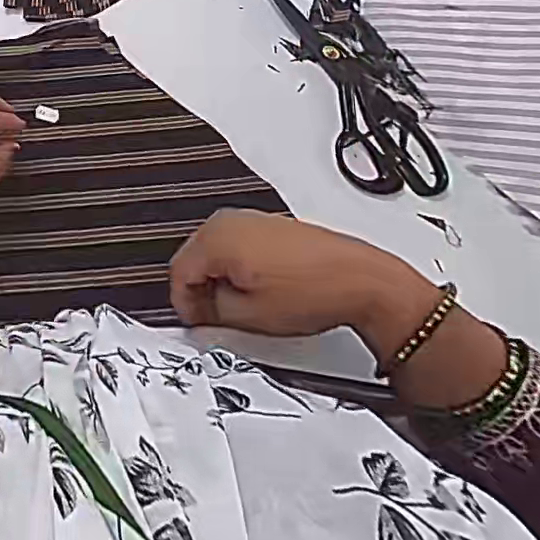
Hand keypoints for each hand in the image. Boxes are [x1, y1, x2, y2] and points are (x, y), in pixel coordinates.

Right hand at [169, 208, 436, 343]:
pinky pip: (235, 243)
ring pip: (213, 250)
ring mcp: (249, 218)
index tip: (195, 321)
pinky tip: (258, 289)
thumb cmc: (315, 291)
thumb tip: (200, 311)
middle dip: (199, 288)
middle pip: (193, 256)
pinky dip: (236, 265)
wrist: (360, 280)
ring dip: (218, 277)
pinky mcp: (267, 223)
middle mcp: (229, 220)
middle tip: (214, 318)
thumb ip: (212, 312)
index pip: (179, 271)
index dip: (183, 302)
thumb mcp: (251, 316)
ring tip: (241, 306)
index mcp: (218, 237)